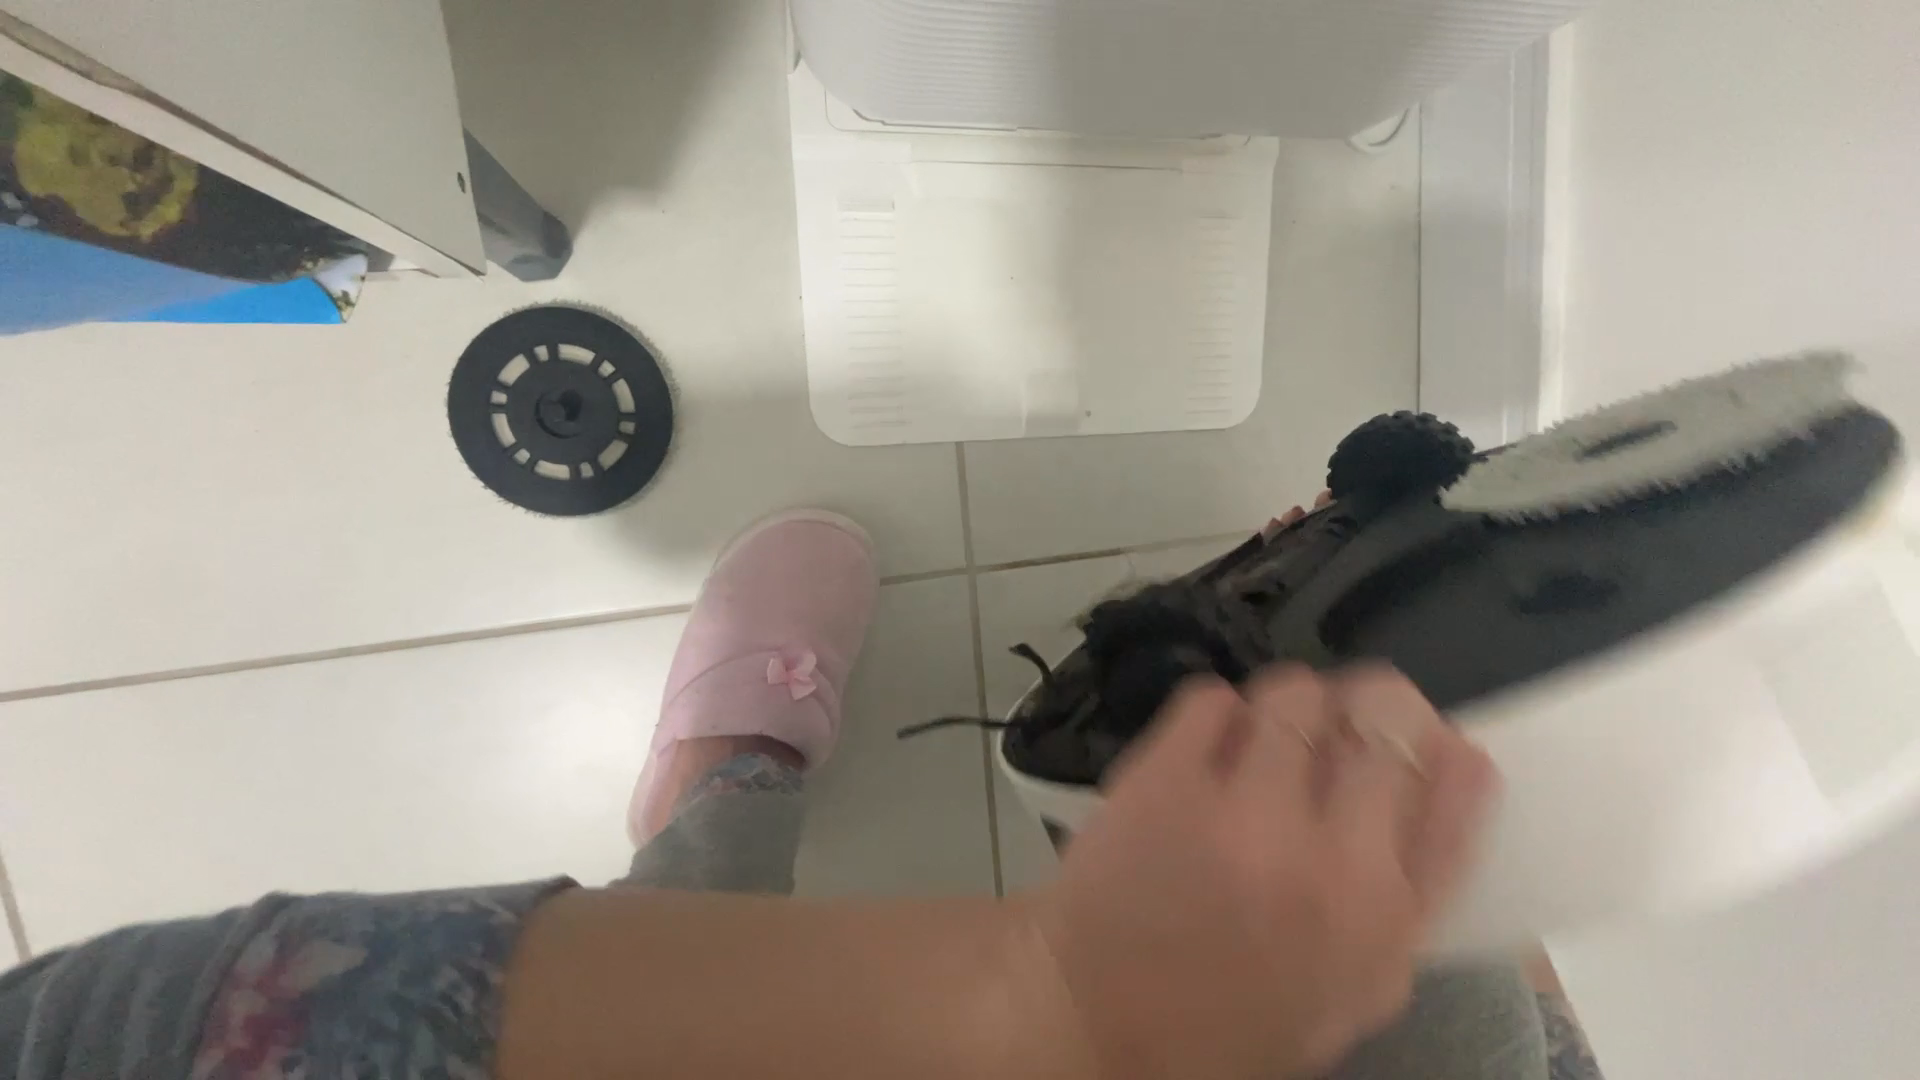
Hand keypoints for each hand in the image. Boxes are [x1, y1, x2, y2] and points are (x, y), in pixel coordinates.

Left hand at [1019, 666, 1497, 1079]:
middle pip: (1379, 721)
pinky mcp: (1164, 778)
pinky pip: (1211, 697)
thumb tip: (1443, 781)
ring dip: (1291, 704)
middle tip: (1338, 724)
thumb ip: (1404, 894)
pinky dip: (1218, 709)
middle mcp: (1323, 854)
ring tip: (1270, 733)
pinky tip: (1211, 741)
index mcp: (1380, 916)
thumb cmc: (1232, 1011)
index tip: (1427, 735)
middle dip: (1369, 707)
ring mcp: (1238, 809)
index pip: (1447, 793)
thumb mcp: (1351, 987)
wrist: (1099, 1010)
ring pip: (1294, 693)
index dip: (1439, 747)